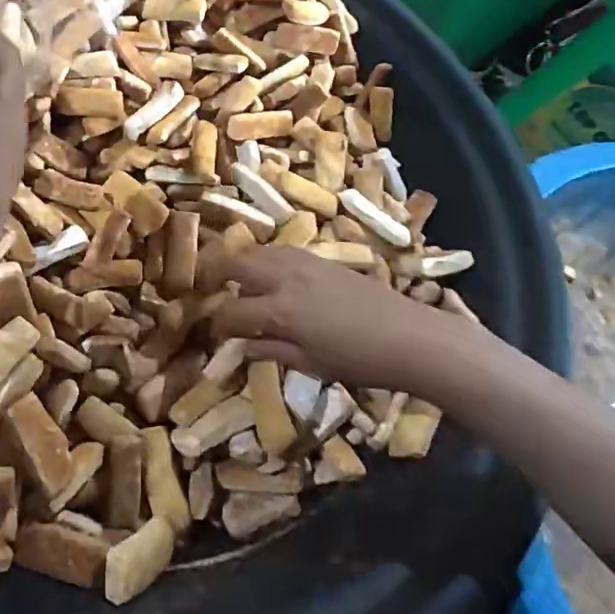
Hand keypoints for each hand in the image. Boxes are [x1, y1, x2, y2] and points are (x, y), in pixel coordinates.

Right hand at [209, 247, 493, 398]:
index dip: (217, 323)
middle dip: (214, 273)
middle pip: (236, 264)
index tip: (214, 332)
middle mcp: (285, 278)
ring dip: (240, 263)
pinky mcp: (320, 257)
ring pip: (257, 251)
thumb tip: (240, 346)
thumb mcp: (310, 363)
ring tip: (234, 280)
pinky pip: (279, 250)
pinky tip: (269, 274)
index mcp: (280, 311)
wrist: (408, 335)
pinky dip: (264, 258)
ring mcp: (304, 262)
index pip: (232, 311)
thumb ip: (270, 351)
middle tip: (206, 288)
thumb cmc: (359, 359)